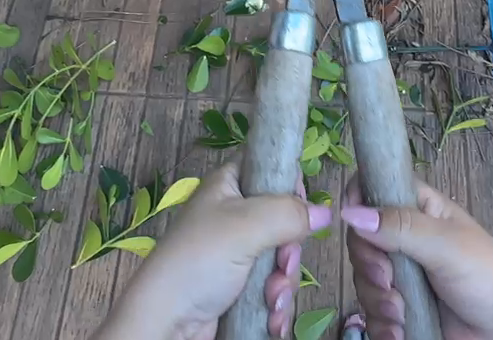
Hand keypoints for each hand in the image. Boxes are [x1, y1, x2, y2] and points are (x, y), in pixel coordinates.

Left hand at [95, 164, 329, 339]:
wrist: (166, 323)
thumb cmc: (200, 259)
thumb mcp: (246, 225)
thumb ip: (288, 213)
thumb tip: (326, 212)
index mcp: (231, 184)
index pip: (272, 170)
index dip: (292, 189)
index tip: (300, 212)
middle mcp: (236, 215)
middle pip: (286, 220)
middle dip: (290, 251)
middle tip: (282, 265)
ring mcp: (238, 253)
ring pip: (282, 258)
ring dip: (284, 283)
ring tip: (271, 301)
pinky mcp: (240, 287)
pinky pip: (273, 287)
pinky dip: (277, 304)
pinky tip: (272, 318)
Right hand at [342, 178, 492, 339]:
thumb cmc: (487, 276)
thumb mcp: (446, 245)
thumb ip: (400, 227)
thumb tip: (348, 212)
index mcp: (417, 208)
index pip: (374, 187)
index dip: (357, 199)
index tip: (353, 223)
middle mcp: (403, 237)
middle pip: (361, 239)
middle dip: (369, 265)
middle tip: (388, 282)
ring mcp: (401, 275)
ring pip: (363, 279)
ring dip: (376, 300)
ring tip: (401, 315)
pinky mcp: (400, 309)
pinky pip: (372, 313)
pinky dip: (380, 325)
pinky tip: (399, 332)